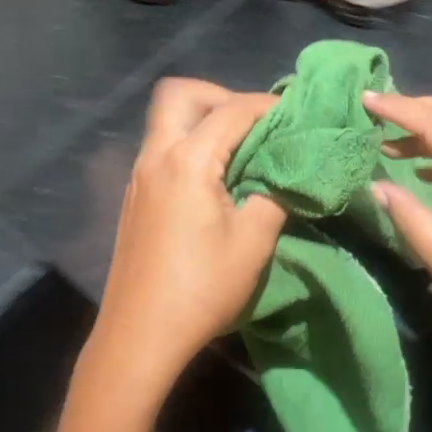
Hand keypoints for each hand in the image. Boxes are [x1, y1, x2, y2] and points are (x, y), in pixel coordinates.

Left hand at [91, 79, 285, 383]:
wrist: (139, 337)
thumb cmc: (201, 288)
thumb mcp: (253, 242)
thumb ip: (276, 194)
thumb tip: (289, 169)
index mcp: (187, 160)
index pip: (232, 110)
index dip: (267, 105)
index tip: (296, 113)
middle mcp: (156, 155)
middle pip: (181, 94)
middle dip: (220, 97)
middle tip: (252, 124)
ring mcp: (139, 175)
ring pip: (167, 120)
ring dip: (203, 120)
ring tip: (239, 150)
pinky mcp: (135, 196)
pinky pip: (162, 147)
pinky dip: (189, 144)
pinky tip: (215, 178)